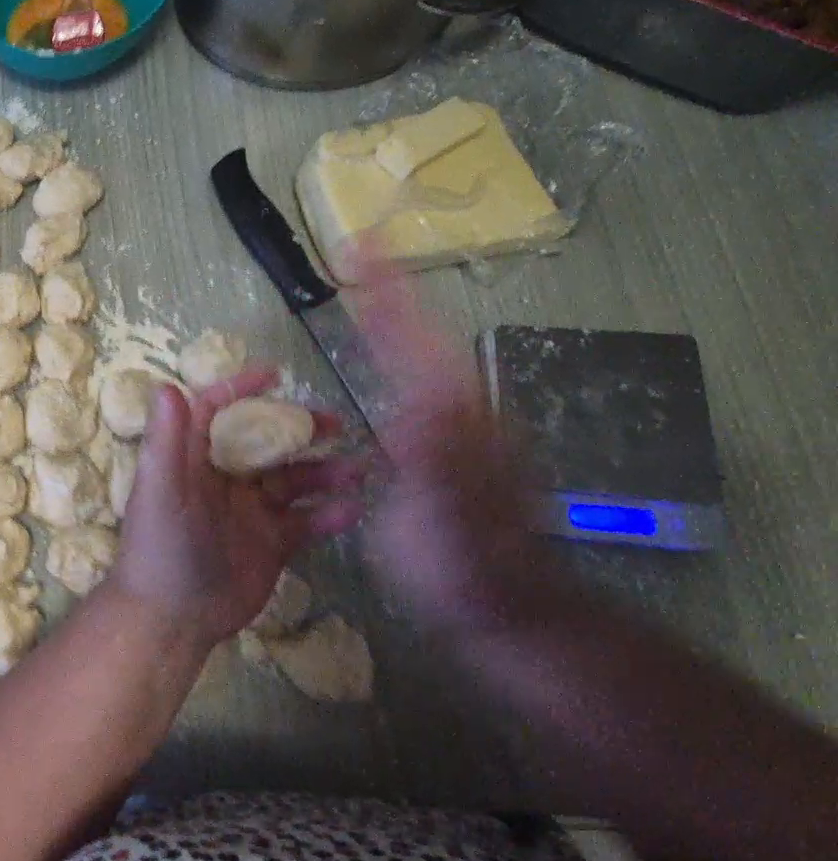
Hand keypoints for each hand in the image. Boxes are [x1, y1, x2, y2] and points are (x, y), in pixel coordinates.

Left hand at [112, 368, 365, 640]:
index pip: (214, 412)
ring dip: (325, 470)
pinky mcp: (271, 544)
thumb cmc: (160, 547)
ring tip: (361, 467)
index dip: (240, 390)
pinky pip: (307, 521)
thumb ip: (165, 440)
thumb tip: (166, 385)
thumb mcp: (160, 489)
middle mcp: (221, 480)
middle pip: (265, 442)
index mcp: (190, 460)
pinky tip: (355, 508)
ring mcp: (249, 512)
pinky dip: (331, 514)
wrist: (173, 616)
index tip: (275, 374)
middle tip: (338, 422)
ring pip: (294, 480)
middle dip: (299, 429)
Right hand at [346, 268, 554, 633]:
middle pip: (417, 340)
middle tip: (362, 256)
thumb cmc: (462, 565)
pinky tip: (374, 359)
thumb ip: (438, 459)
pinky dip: (389, 359)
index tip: (365, 253)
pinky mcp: (432, 452)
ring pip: (414, 361)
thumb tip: (421, 401)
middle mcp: (451, 412)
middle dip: (391, 295)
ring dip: (390, 322)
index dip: (389, 297)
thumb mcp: (448, 514)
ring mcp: (445, 432)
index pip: (414, 343)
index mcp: (449, 419)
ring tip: (364, 290)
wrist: (498, 607)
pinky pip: (407, 389)